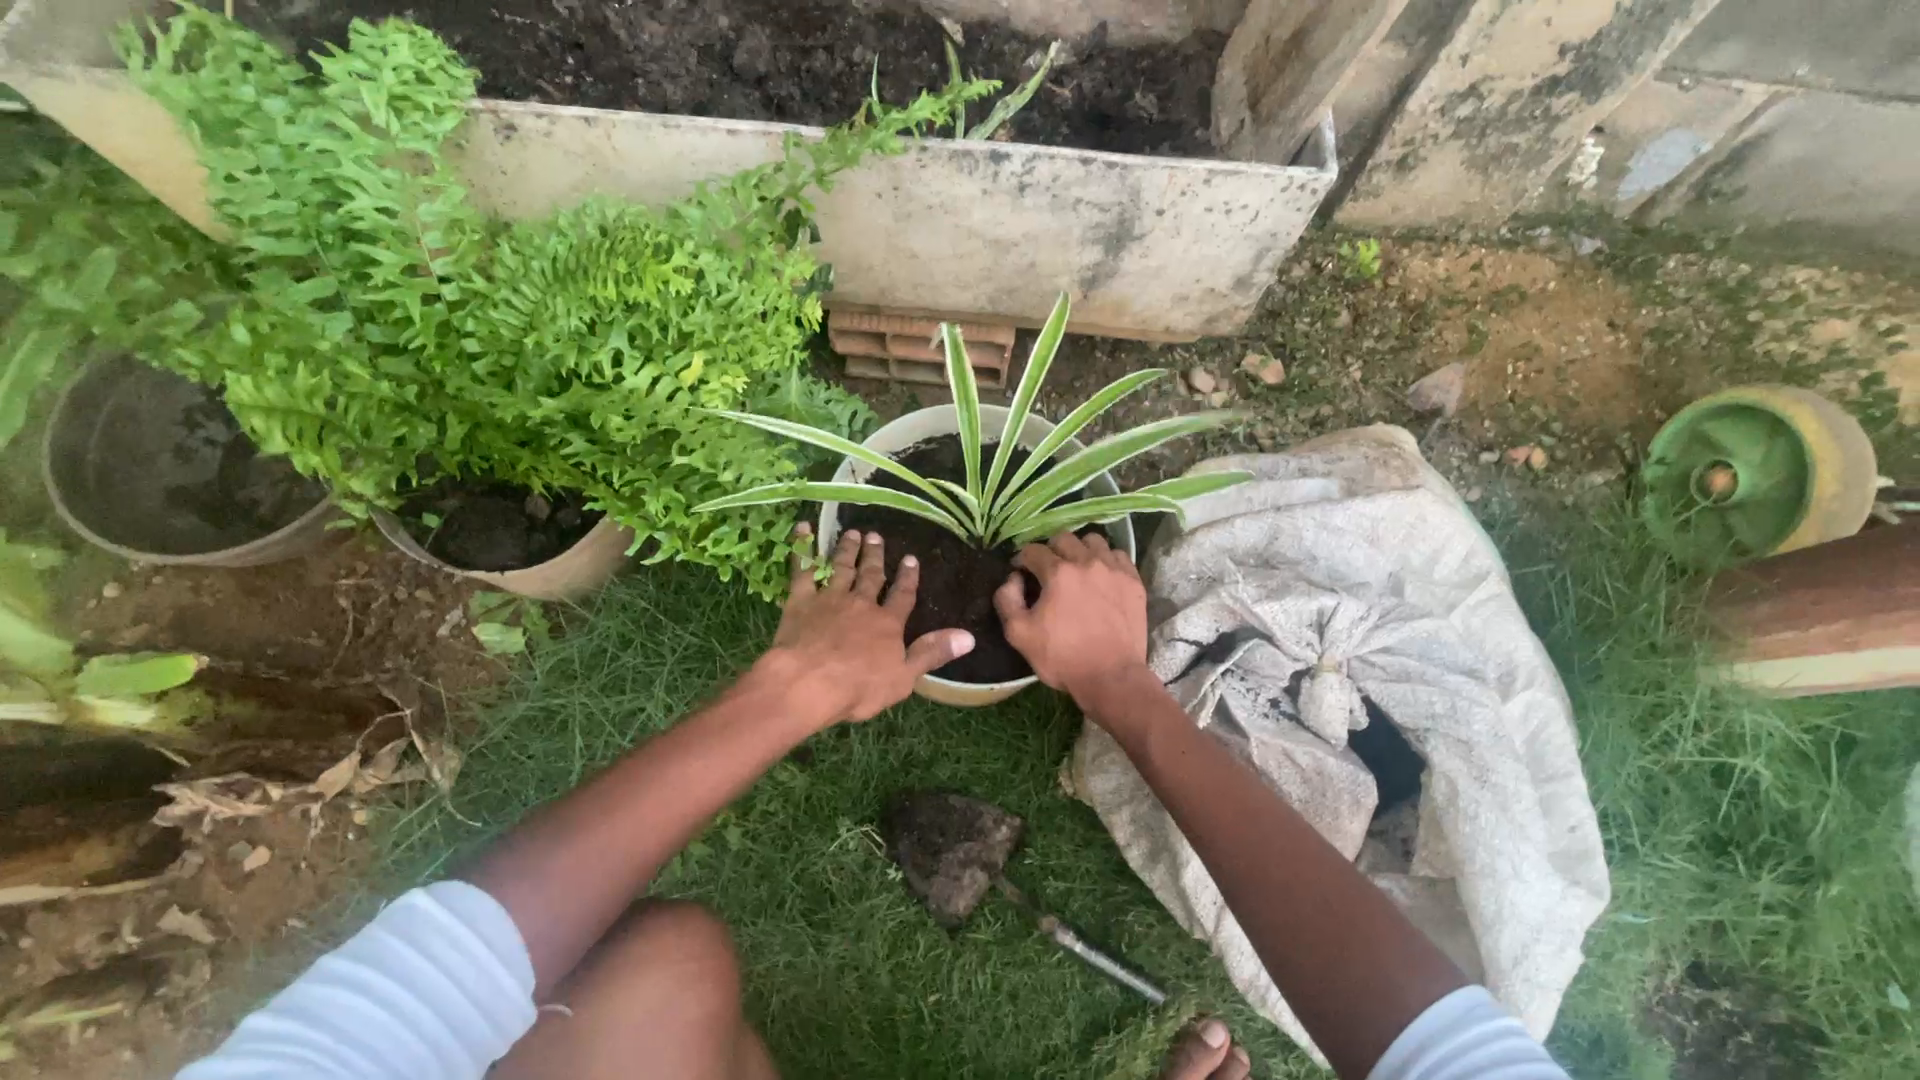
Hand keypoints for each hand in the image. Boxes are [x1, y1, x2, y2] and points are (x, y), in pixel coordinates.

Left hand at [756, 524, 973, 725]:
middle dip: (876, 556)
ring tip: (852, 534)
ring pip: (841, 567)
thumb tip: (969, 636)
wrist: (808, 682)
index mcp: (888, 623)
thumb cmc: (858, 687)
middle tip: (877, 536)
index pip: (903, 596)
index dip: (908, 578)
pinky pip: (802, 569)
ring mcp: (830, 599)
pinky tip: (803, 528)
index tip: (911, 559)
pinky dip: (803, 547)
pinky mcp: (800, 601)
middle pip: (871, 576)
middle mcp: (861, 603)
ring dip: (847, 549)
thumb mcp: (904, 677)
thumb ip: (932, 653)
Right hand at [993, 531, 1147, 702]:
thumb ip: (1007, 599)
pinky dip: (1106, 561)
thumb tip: (1013, 579)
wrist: (1111, 677)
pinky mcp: (1134, 582)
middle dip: (1050, 550)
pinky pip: (1118, 556)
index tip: (1020, 572)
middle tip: (1047, 571)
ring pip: (1093, 541)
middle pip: (1063, 538)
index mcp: (1058, 572)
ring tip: (1077, 569)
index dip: (1021, 559)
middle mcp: (1087, 562)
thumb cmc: (1062, 657)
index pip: (1033, 550)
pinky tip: (1101, 577)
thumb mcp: (1019, 634)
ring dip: (1080, 550)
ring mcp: (1115, 570)